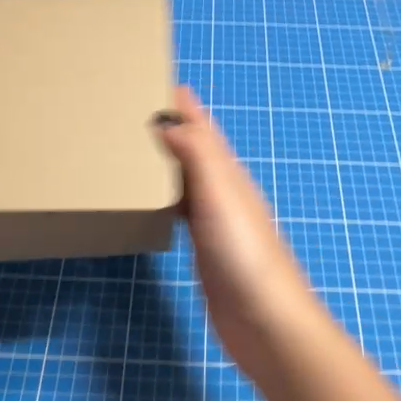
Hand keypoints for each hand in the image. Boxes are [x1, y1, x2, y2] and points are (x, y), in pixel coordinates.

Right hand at [155, 88, 321, 370]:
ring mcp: (215, 220)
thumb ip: (196, 153)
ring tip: (136, 146)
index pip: (203, 126)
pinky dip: (166, 196)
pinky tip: (152, 200)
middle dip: (171, 125)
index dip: (183, 104)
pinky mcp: (206, 248)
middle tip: (134, 109)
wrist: (265, 320)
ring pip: (187, 177)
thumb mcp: (219, 193)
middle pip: (195, 147)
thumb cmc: (244, 251)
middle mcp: (222, 189)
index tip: (155, 79)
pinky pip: (182, 209)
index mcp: (228, 171)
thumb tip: (166, 120)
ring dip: (167, 159)